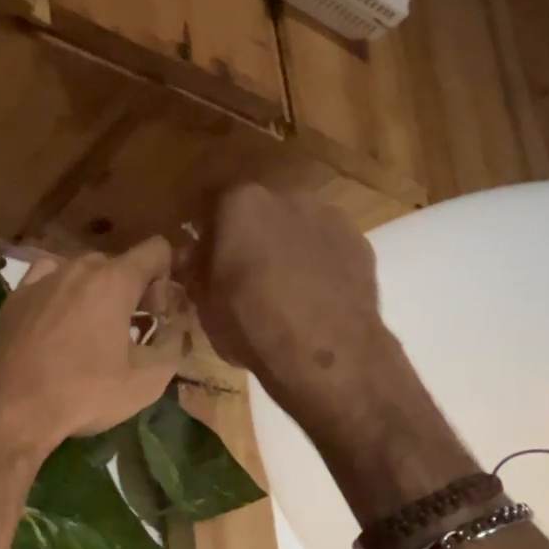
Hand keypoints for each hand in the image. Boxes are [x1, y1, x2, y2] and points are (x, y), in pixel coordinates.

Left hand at [0, 237, 185, 451]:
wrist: (11, 408)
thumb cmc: (83, 393)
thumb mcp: (145, 383)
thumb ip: (171, 349)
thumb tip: (176, 332)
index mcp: (114, 280)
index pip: (156, 250)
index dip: (167, 277)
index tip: (158, 315)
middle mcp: (77, 268)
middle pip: (116, 264)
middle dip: (130, 291)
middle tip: (129, 331)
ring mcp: (40, 280)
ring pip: (79, 273)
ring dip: (93, 294)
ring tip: (90, 332)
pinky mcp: (14, 299)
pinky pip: (46, 283)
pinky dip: (59, 297)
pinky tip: (56, 325)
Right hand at [180, 179, 404, 444]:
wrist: (325, 352)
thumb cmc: (251, 325)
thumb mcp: (205, 305)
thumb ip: (195, 270)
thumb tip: (189, 254)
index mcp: (240, 204)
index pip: (211, 206)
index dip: (205, 234)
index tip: (202, 259)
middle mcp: (286, 195)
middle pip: (259, 212)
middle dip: (249, 237)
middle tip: (243, 275)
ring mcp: (328, 215)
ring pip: (296, 227)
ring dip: (286, 248)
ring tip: (282, 289)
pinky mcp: (359, 240)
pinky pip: (326, 247)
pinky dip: (317, 263)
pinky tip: (313, 297)